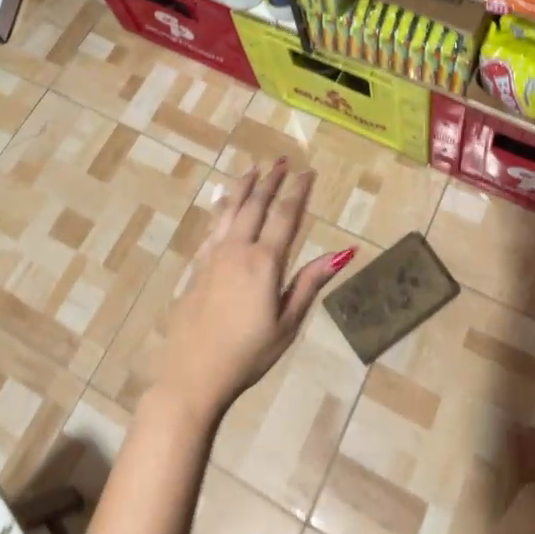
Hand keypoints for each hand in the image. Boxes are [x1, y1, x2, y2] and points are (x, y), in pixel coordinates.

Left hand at [154, 161, 354, 418]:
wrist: (192, 373)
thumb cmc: (247, 355)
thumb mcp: (287, 324)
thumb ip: (310, 284)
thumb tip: (342, 252)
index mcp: (264, 262)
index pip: (285, 216)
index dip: (297, 192)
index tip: (308, 172)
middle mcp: (237, 249)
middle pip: (255, 205)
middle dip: (271, 180)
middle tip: (282, 160)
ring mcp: (212, 256)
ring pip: (229, 210)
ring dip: (243, 187)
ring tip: (253, 168)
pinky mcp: (196, 266)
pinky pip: (212, 227)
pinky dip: (221, 208)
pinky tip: (223, 204)